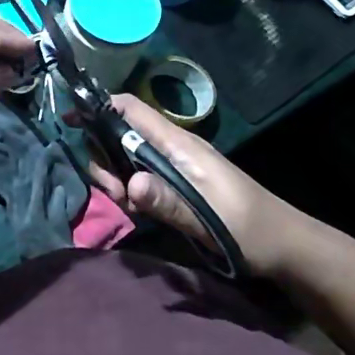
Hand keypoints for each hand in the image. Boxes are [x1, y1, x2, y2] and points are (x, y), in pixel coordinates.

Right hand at [87, 94, 303, 276]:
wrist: (284, 246)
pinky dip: (130, 191)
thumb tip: (129, 184)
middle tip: (115, 193)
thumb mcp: (210, 219)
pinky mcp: (175, 185)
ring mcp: (173, 166)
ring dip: (117, 179)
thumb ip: (169, 202)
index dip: (98, 107)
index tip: (70, 120)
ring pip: (126, 159)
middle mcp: (172, 149)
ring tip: (130, 208)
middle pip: (120, 135)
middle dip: (104, 159)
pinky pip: (139, 178)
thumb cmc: (251, 228)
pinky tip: (138, 212)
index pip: (131, 109)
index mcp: (180, 145)